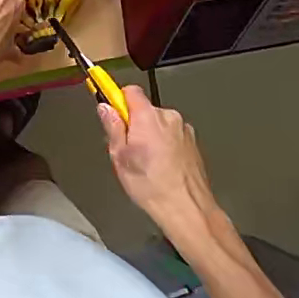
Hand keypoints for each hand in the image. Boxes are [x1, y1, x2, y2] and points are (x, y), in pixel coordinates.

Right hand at [97, 86, 220, 234]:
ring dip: (151, 135)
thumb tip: (106, 108)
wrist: (186, 206)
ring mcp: (183, 128)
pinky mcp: (192, 141)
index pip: (130, 91)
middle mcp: (168, 116)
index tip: (110, 107)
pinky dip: (165, 144)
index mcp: (147, 116)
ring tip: (146, 162)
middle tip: (127, 148)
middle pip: (145, 109)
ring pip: (159, 123)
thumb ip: (112, 127)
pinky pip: (172, 135)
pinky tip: (161, 166)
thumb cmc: (152, 186)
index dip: (118, 99)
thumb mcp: (120, 157)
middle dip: (134, 123)